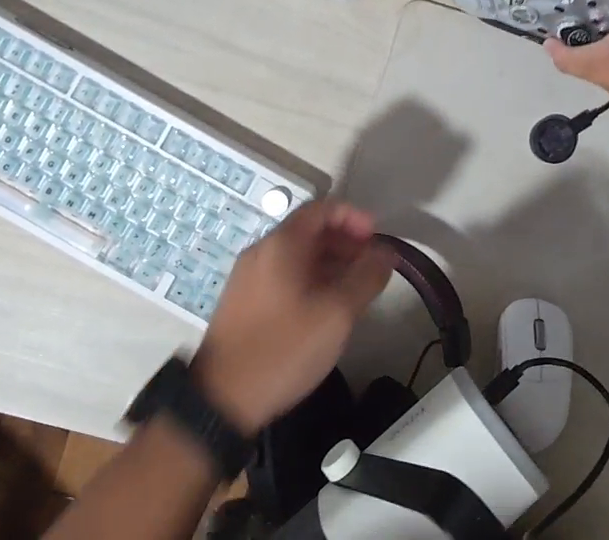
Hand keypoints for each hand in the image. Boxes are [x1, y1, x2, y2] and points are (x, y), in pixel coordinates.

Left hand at [191, 200, 394, 433]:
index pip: (321, 210)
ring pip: (296, 255)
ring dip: (329, 262)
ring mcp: (248, 277)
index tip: (377, 238)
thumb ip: (366, 277)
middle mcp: (260, 252)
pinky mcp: (243, 302)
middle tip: (372, 265)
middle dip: (345, 241)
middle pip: (308, 231)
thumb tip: (385, 252)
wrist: (223, 399)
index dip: (353, 217)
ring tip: (356, 289)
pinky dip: (310, 279)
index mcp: (281, 245)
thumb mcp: (336, 314)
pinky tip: (326, 307)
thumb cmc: (284, 348)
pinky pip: (283, 275)